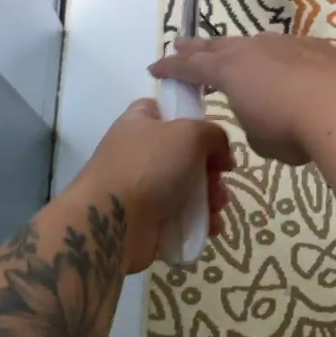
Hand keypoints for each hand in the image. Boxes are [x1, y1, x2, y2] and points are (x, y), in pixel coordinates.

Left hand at [71, 99, 232, 272]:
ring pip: (188, 187)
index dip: (190, 116)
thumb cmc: (149, 166)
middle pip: (186, 153)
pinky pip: (182, 216)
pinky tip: (211, 228)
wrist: (114, 222)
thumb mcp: (190, 134)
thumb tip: (222, 155)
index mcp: (139, 123)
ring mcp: (141, 188)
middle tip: (220, 180)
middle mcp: (138, 153)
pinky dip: (200, 221)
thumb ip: (214, 134)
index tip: (211, 134)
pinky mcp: (147, 220)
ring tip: (216, 208)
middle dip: (211, 169)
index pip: (163, 109)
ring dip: (210, 197)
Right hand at [148, 35, 335, 164]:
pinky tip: (285, 65)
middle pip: (218, 45)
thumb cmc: (290, 129)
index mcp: (229, 70)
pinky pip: (287, 49)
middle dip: (197, 48)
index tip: (155, 67)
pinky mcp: (317, 47)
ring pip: (255, 43)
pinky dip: (278, 58)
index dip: (171, 68)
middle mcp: (254, 49)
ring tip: (233, 53)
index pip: (190, 66)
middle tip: (181, 45)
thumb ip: (252, 123)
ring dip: (240, 50)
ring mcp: (286, 43)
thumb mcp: (259, 139)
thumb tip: (263, 117)